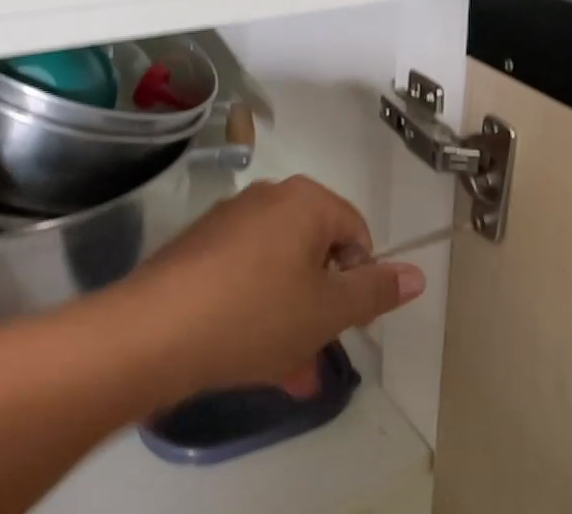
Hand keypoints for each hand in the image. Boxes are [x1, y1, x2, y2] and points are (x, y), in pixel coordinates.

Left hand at [122, 176, 425, 395]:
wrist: (154, 332)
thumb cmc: (256, 315)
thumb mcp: (328, 312)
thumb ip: (375, 292)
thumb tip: (416, 274)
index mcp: (305, 201)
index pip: (356, 233)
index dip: (360, 281)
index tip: (346, 323)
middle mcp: (266, 199)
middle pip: (314, 253)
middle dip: (321, 308)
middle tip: (315, 354)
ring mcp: (226, 223)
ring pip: (278, 273)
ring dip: (290, 319)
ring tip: (285, 371)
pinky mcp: (196, 250)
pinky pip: (243, 279)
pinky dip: (254, 312)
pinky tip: (248, 357)